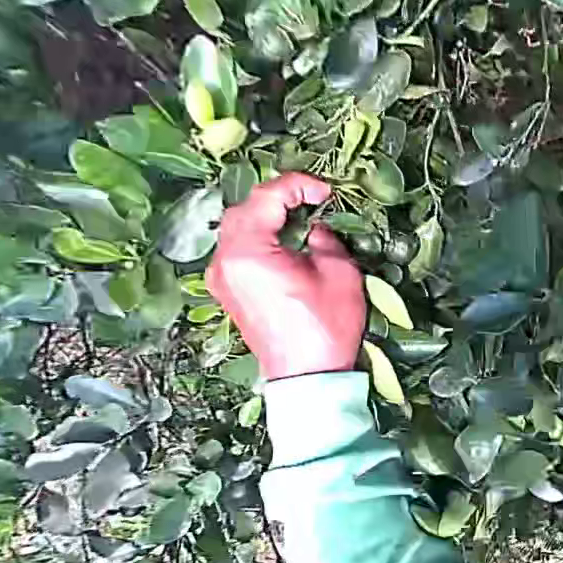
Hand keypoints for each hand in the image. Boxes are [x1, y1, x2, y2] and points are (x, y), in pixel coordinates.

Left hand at [207, 173, 365, 380]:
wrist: (309, 377)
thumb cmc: (326, 326)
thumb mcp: (340, 274)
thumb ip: (326, 241)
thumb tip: (315, 230)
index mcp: (248, 251)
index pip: (265, 198)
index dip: (297, 186)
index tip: (326, 192)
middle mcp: (225, 261)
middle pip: (245, 211)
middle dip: (279, 200)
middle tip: (313, 201)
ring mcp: (222, 279)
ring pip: (239, 232)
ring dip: (269, 220)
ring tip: (302, 221)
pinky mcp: (229, 294)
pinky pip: (239, 253)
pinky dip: (261, 241)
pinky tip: (287, 247)